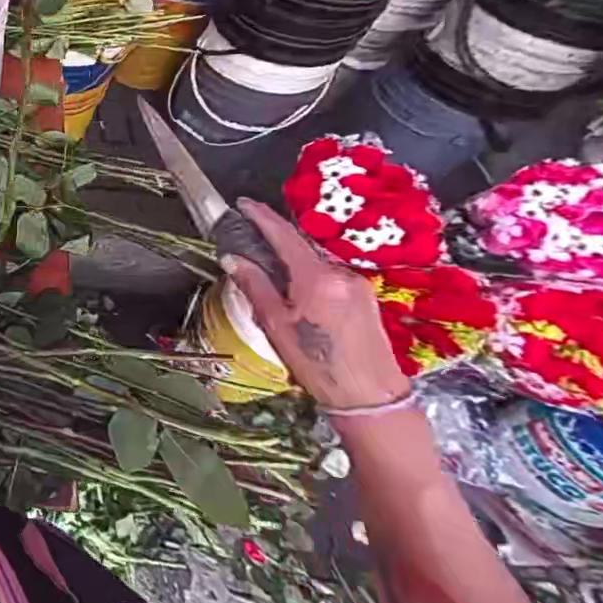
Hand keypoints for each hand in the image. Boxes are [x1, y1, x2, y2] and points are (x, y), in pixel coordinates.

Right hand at [222, 199, 411, 410]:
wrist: (370, 399)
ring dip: (294, 262)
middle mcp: (341, 272)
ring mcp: (358, 283)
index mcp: (317, 278)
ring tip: (274, 276)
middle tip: (251, 241)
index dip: (261, 216)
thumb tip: (232, 259)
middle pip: (302, 246)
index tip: (244, 203)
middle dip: (277, 241)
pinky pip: (331, 275)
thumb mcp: (277, 326)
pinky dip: (311, 276)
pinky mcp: (366, 295)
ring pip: (317, 261)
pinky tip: (300, 294)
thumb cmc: (319, 367)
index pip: (284, 236)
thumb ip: (256, 286)